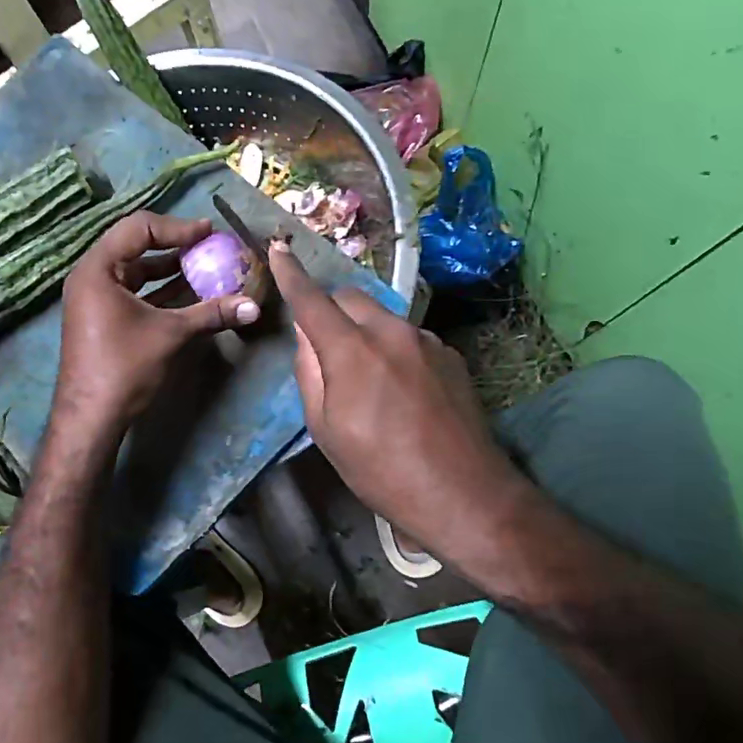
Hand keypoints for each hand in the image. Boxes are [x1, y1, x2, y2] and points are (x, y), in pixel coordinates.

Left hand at [53, 213, 261, 432]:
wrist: (91, 417)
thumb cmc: (124, 367)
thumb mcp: (171, 334)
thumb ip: (212, 313)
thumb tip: (255, 305)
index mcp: (98, 269)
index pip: (138, 228)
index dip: (177, 227)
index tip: (209, 232)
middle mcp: (91, 276)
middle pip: (134, 244)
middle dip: (174, 244)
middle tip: (208, 245)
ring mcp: (94, 297)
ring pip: (135, 269)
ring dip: (169, 267)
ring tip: (205, 266)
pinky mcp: (102, 316)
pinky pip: (132, 290)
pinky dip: (159, 289)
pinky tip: (189, 292)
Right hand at [267, 240, 526, 552]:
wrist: (464, 494)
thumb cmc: (381, 470)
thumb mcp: (326, 430)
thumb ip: (310, 373)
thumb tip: (307, 338)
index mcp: (352, 351)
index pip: (312, 300)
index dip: (290, 274)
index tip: (278, 248)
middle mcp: (391, 332)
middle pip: (350, 298)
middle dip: (330, 310)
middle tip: (324, 347)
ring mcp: (426, 340)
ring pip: (382, 317)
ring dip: (364, 331)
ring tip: (368, 379)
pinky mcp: (450, 355)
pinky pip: (409, 338)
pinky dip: (393, 349)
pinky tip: (401, 390)